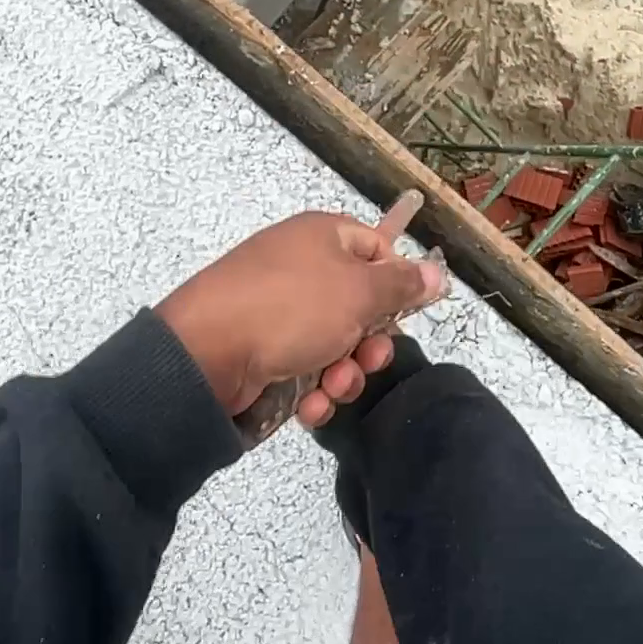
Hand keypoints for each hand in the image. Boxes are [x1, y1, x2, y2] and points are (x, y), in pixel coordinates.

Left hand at [154, 209, 442, 427]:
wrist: (206, 354)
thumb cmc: (291, 308)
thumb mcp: (357, 291)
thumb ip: (401, 284)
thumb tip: (436, 271)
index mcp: (321, 237)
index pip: (376, 247)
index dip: (395, 280)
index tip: (405, 312)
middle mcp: (300, 267)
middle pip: (359, 304)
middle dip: (370, 342)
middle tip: (367, 360)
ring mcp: (278, 310)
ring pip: (336, 344)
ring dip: (344, 373)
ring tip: (331, 386)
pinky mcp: (263, 349)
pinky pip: (305, 367)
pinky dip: (313, 389)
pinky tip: (309, 406)